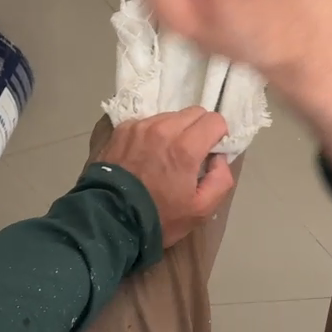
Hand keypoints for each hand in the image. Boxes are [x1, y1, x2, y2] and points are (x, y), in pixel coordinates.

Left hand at [92, 107, 236, 246]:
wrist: (110, 219)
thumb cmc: (159, 217)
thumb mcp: (201, 210)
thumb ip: (221, 179)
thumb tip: (219, 157)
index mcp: (184, 147)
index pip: (214, 120)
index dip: (218, 135)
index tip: (211, 152)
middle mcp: (162, 129)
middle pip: (194, 112)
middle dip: (199, 129)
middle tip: (191, 153)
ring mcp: (140, 126)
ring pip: (170, 115)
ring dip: (176, 129)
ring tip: (166, 154)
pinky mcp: (123, 128)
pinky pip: (148, 121)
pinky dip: (153, 132)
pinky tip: (146, 153)